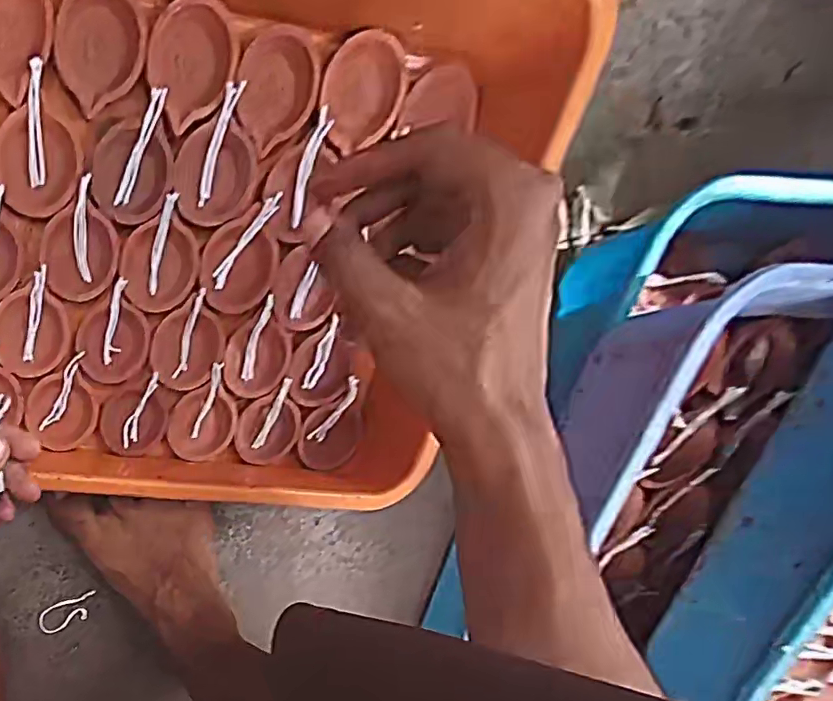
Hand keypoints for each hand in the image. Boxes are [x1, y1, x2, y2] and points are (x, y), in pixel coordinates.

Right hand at [306, 127, 561, 457]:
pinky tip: (371, 287)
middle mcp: (522, 201)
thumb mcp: (385, 309)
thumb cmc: (452, 368)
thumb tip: (310, 221)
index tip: (321, 190)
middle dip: (371, 204)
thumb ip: (343, 256)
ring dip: (381, 233)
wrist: (493, 420)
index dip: (366, 166)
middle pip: (432, 176)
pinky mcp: (502, 260)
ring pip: (433, 207)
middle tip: (326, 232)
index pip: (431, 149)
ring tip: (344, 270)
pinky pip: (442, 236)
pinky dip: (401, 254)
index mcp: (509, 197)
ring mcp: (516, 231)